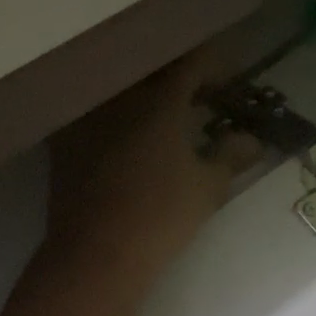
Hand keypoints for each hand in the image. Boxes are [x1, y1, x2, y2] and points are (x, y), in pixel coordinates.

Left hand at [43, 55, 261, 285]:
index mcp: (161, 98)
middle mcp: (121, 96)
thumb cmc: (160, 217)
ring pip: (118, 86)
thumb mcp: (207, 188)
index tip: (227, 83)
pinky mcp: (64, 140)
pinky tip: (120, 132)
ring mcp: (87, 115)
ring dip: (140, 91)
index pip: (193, 62)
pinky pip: (90, 110)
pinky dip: (109, 113)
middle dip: (176, 75)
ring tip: (158, 112)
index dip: (214, 66)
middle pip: (152, 68)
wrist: (96, 253)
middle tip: (195, 95)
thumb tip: (251, 140)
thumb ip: (230, 157)